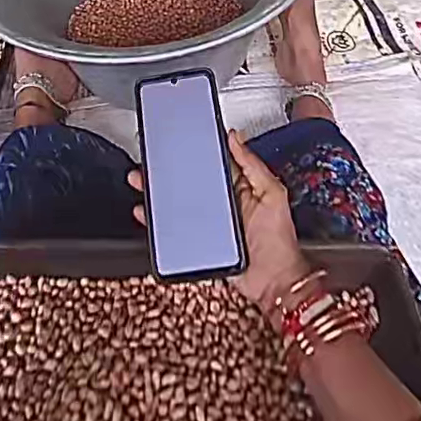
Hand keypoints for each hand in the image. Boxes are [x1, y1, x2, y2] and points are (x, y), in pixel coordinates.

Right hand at [128, 131, 310, 315]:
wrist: (273, 283)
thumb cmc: (278, 241)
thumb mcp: (272, 193)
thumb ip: (253, 165)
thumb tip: (236, 138)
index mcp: (238, 185)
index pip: (214, 160)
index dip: (198, 149)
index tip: (181, 138)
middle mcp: (221, 201)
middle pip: (190, 179)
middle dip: (170, 169)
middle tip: (153, 159)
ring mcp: (209, 220)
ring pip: (178, 200)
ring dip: (158, 191)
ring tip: (142, 180)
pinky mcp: (199, 239)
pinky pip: (174, 225)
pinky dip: (158, 219)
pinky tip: (146, 212)